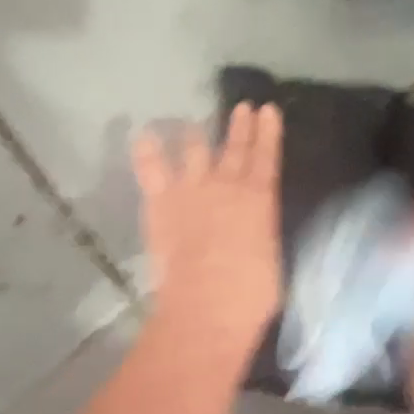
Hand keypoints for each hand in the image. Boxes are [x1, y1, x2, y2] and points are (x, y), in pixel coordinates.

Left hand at [132, 102, 283, 353]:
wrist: (207, 305)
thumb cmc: (250, 293)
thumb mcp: (270, 257)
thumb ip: (261, 233)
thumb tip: (254, 230)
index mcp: (260, 199)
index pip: (267, 156)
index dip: (268, 133)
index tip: (268, 110)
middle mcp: (227, 184)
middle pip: (235, 148)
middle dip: (240, 127)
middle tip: (242, 108)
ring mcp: (191, 189)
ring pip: (195, 149)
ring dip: (196, 135)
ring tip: (193, 124)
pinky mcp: (161, 201)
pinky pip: (151, 168)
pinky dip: (147, 150)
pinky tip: (143, 135)